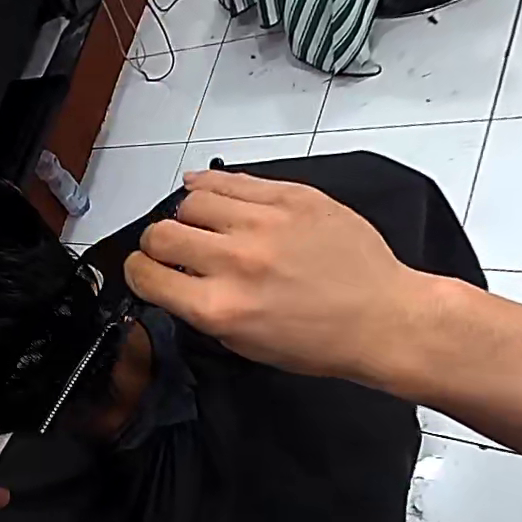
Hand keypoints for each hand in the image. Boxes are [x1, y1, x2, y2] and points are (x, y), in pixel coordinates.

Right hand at [125, 169, 450, 384]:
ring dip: (186, 215)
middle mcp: (236, 262)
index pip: (143, 274)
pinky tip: (208, 193)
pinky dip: (210, 185)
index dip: (138, 272)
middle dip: (156, 244)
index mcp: (218, 307)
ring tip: (200, 225)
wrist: (383, 319)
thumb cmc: (316, 340)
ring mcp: (266, 224)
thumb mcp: (238, 342)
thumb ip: (195, 307)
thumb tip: (167, 277)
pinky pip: (231, 179)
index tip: (147, 272)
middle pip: (159, 233)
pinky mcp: (293, 198)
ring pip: (190, 200)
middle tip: (172, 251)